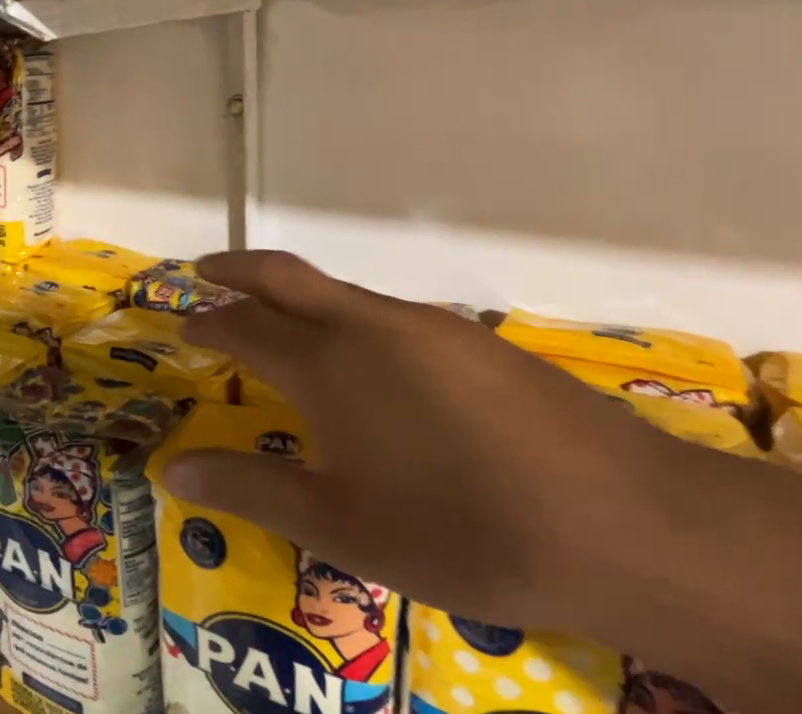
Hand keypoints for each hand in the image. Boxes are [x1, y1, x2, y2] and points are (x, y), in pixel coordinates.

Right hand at [164, 251, 687, 632]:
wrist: (630, 527)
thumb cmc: (462, 531)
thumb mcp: (341, 525)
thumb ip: (251, 489)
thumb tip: (171, 468)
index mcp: (329, 363)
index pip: (245, 325)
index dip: (208, 322)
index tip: (183, 326)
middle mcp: (373, 327)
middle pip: (288, 277)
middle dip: (239, 269)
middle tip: (205, 272)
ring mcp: (433, 329)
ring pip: (344, 296)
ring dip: (299, 299)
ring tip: (282, 329)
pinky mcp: (481, 345)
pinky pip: (391, 318)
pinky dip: (350, 323)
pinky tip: (370, 369)